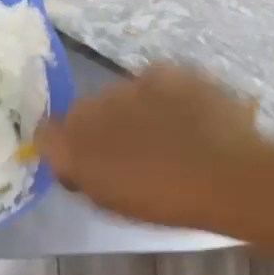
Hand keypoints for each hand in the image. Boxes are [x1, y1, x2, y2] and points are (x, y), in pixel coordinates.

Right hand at [35, 65, 272, 227]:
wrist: (228, 179)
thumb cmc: (163, 202)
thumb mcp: (108, 200)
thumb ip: (82, 174)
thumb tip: (76, 164)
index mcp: (70, 144)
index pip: (46, 133)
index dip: (62, 143)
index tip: (83, 158)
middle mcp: (89, 108)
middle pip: (84, 111)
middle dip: (101, 126)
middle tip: (131, 149)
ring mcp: (128, 86)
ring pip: (121, 95)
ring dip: (134, 109)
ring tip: (168, 132)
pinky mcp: (167, 72)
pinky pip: (157, 80)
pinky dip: (166, 94)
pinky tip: (188, 113)